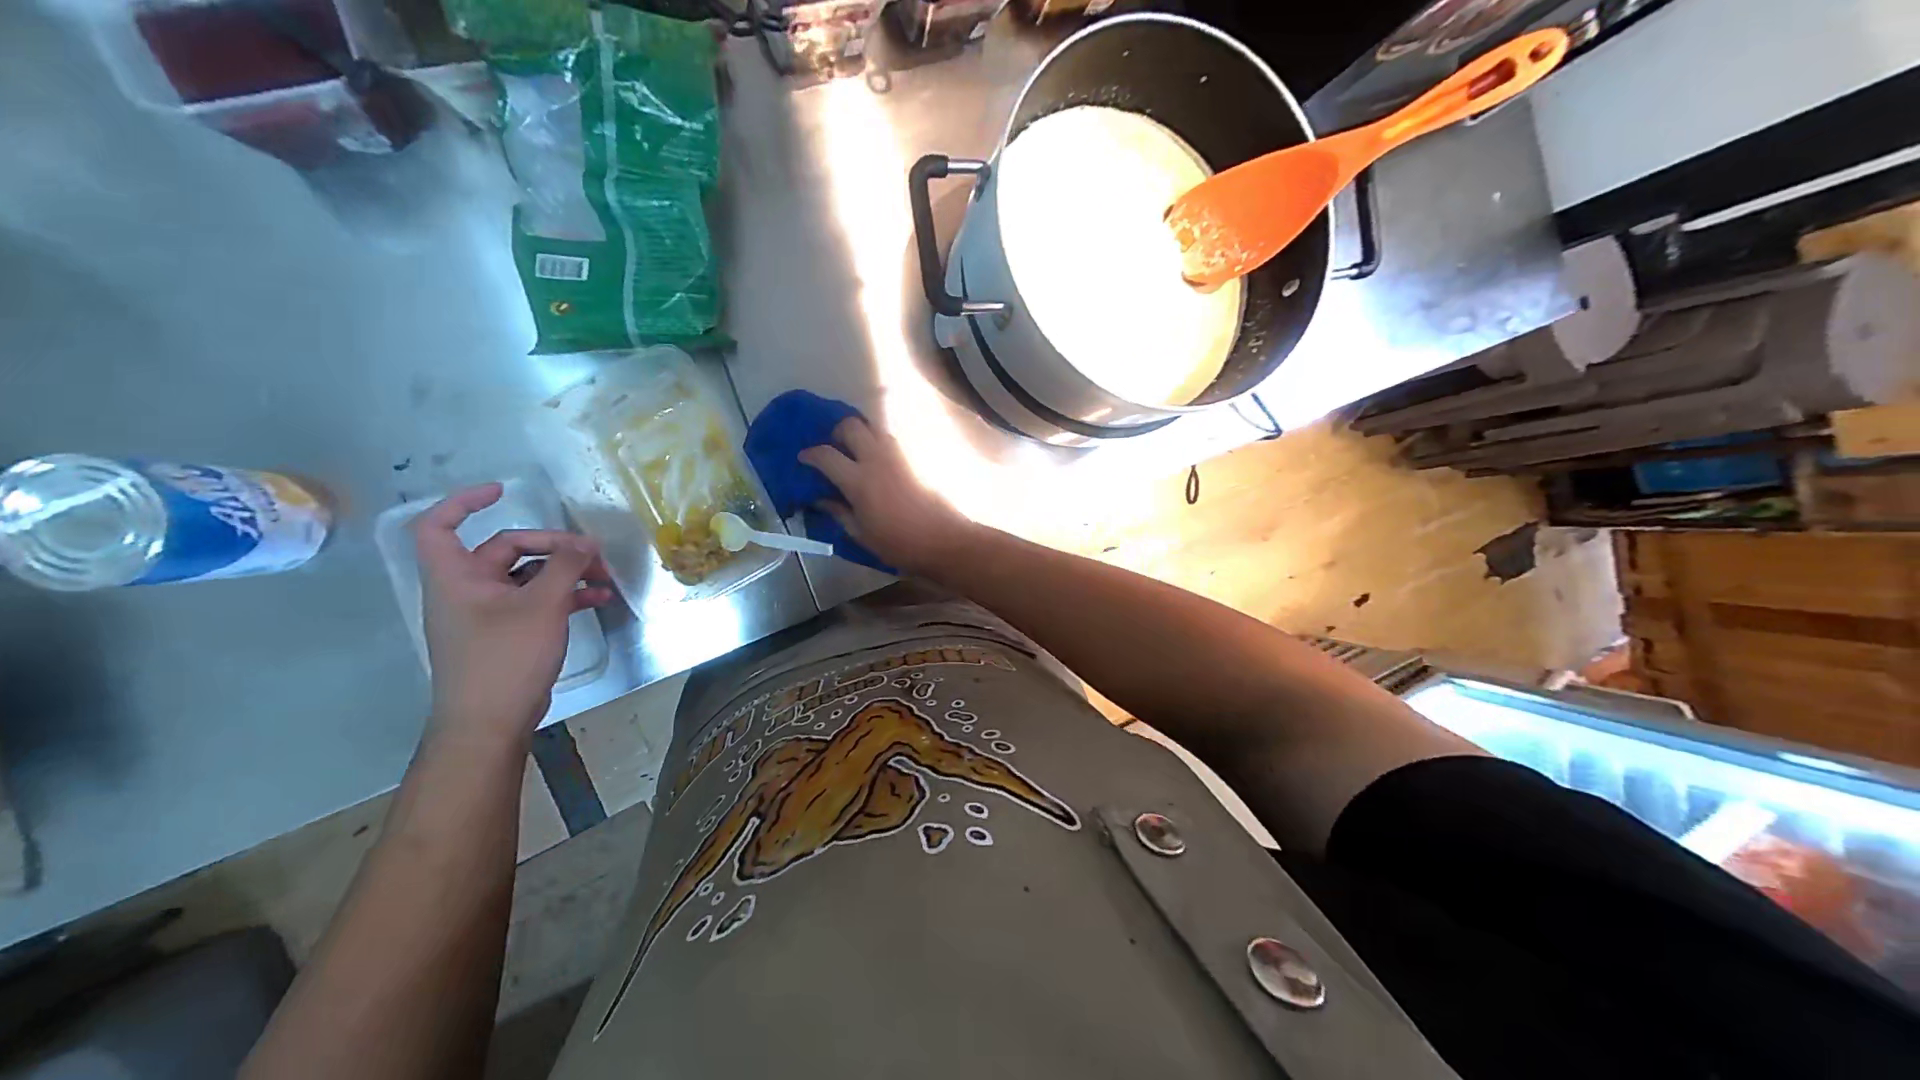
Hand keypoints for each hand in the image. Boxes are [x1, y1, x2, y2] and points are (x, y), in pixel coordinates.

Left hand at [414, 484, 614, 742]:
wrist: (489, 723)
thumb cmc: (505, 658)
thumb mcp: (542, 606)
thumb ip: (565, 567)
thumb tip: (585, 543)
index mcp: (455, 577)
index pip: (440, 525)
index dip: (465, 502)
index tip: (504, 493)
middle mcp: (466, 590)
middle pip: (505, 549)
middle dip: (551, 546)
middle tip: (591, 553)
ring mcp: (487, 614)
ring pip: (527, 577)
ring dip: (565, 572)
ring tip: (604, 578)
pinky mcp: (507, 634)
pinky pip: (536, 602)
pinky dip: (564, 596)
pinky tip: (598, 600)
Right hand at [797, 417, 977, 576]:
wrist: (945, 540)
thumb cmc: (899, 544)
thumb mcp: (862, 534)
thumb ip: (839, 512)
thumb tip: (819, 499)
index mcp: (859, 480)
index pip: (826, 455)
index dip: (810, 454)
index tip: (803, 458)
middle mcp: (877, 458)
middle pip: (851, 425)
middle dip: (836, 432)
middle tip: (833, 448)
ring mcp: (899, 454)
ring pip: (874, 426)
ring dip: (860, 432)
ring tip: (855, 451)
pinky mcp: (915, 457)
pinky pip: (891, 439)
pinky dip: (879, 441)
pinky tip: (877, 460)